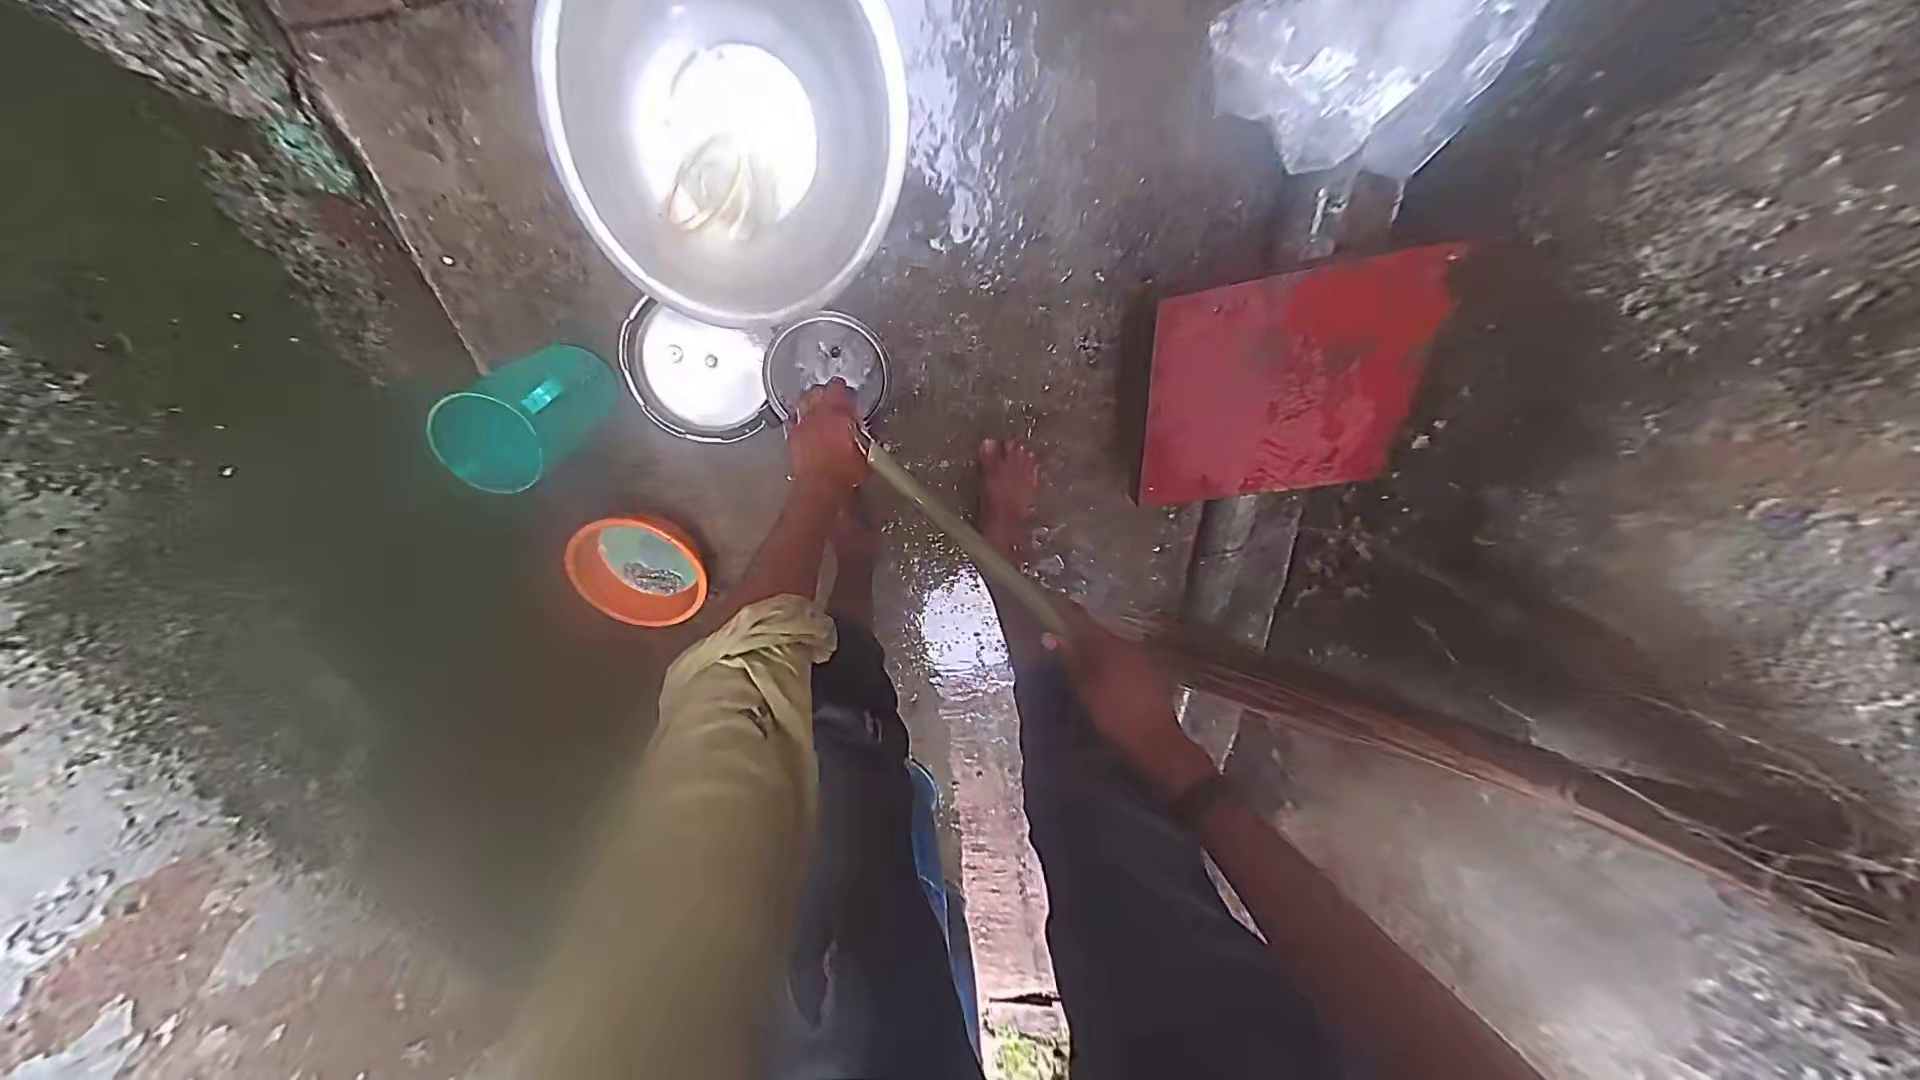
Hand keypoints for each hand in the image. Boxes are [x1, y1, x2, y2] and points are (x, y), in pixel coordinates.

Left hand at [787, 380, 866, 492]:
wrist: (821, 485)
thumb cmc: (844, 470)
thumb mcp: (864, 451)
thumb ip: (861, 436)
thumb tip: (860, 432)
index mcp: (838, 412)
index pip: (837, 389)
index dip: (842, 389)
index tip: (845, 392)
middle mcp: (818, 414)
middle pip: (817, 392)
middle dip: (824, 394)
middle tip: (831, 398)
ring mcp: (803, 424)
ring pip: (803, 403)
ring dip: (810, 403)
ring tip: (815, 406)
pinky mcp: (793, 437)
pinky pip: (793, 420)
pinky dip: (799, 420)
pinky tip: (802, 423)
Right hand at [1045, 601, 1216, 800]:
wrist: (1156, 742)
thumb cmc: (1114, 715)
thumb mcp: (1084, 688)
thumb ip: (1068, 659)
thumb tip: (1051, 635)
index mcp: (1109, 643)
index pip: (1081, 619)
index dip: (1063, 611)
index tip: (1049, 605)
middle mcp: (1128, 643)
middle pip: (1097, 632)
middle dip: (1079, 634)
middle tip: (1060, 640)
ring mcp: (1143, 657)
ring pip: (1112, 646)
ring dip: (1095, 650)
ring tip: (1079, 662)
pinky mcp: (1151, 673)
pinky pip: (1124, 658)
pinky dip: (1110, 662)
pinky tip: (1103, 677)